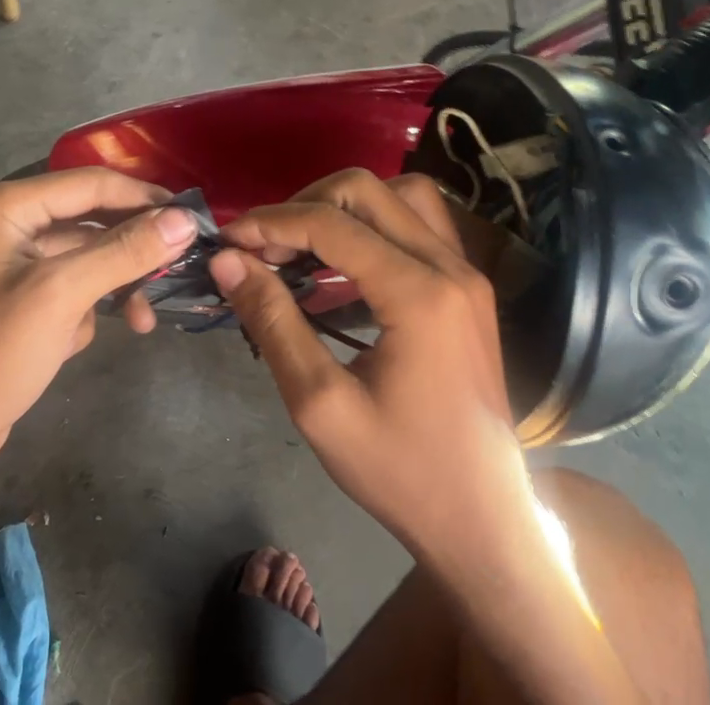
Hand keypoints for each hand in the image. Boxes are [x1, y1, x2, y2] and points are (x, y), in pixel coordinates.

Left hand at [0, 167, 198, 461]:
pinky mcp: (16, 296)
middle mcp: (4, 222)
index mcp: (3, 206)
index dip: (145, 198)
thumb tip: (185, 219)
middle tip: (181, 271)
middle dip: (129, 252)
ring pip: (84, 257)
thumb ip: (124, 251)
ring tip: (141, 321)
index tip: (197, 219)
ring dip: (111, 287)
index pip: (89, 184)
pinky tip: (73, 343)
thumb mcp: (62, 296)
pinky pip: (67, 286)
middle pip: (89, 220)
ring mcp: (9, 261)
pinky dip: (82, 310)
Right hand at [208, 170, 534, 557]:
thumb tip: (227, 262)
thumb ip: (272, 322)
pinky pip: (418, 228)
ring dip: (343, 208)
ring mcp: (467, 277)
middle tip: (263, 248)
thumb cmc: (399, 469)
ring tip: (299, 247)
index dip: (270, 223)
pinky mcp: (468, 292)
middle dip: (303, 204)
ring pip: (401, 198)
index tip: (227, 243)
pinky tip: (338, 269)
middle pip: (369, 190)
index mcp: (419, 295)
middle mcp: (451, 269)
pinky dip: (372, 228)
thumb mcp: (318, 403)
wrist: (482, 519)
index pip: (331, 223)